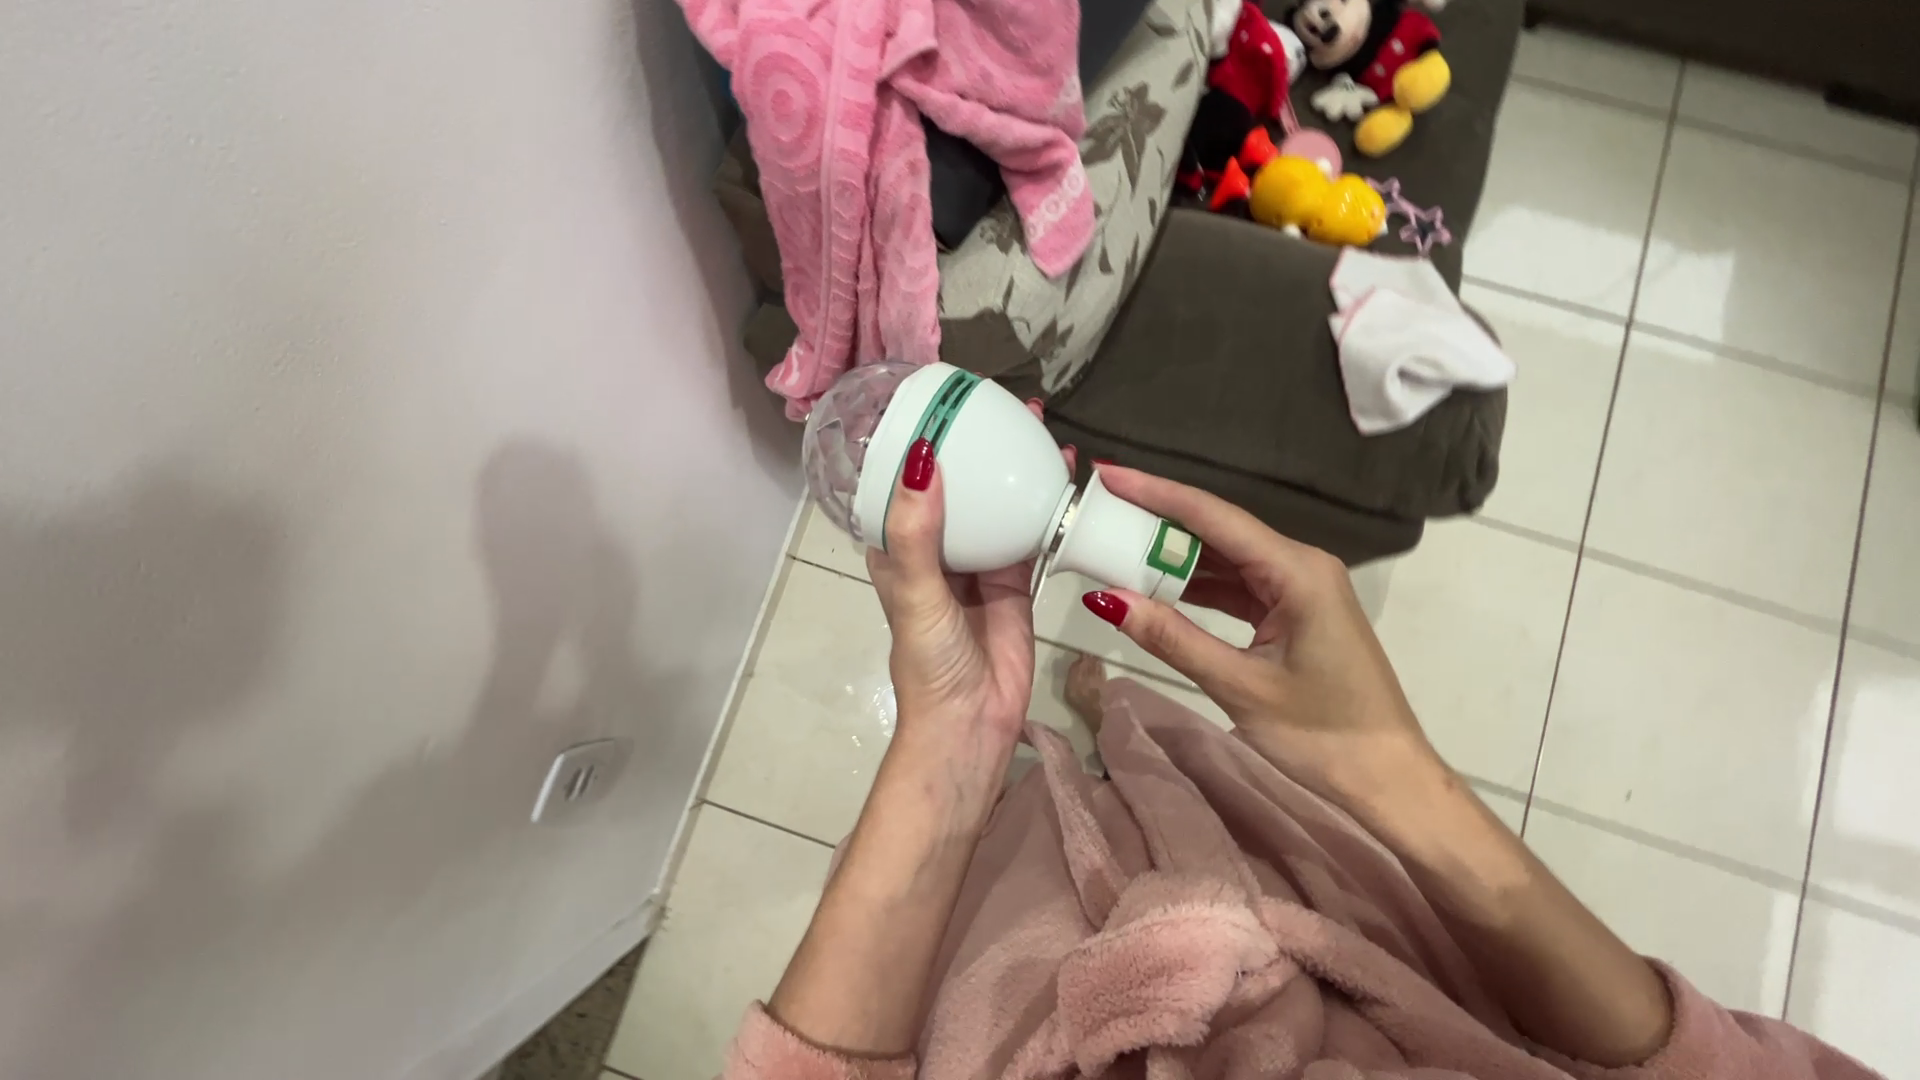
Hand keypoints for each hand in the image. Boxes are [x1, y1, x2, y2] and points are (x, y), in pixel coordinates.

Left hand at [866, 418, 1067, 772]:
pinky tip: (1064, 472)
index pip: (900, 484)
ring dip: (1011, 468)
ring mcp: (979, 564)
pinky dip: (1044, 504)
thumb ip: (916, 533)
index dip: (917, 442)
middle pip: (955, 487)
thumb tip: (923, 458)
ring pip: (995, 504)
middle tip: (998, 401)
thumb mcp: (914, 594)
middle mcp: (937, 550)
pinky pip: (1030, 532)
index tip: (939, 400)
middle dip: (973, 446)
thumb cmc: (930, 660)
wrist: (973, 723)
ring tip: (1035, 424)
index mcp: (899, 550)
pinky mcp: (1016, 581)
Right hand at [1079, 464, 1440, 804]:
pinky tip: (1157, 585)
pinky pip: (1235, 585)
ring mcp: (1298, 587)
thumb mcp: (1238, 686)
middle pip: (1217, 530)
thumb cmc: (1322, 734)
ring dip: (1173, 555)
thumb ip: (1171, 637)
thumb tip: (1105, 599)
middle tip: (1101, 510)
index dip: (1156, 492)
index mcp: (1297, 571)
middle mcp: (1300, 565)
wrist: (1388, 778)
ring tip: (1115, 544)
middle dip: (1157, 520)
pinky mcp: (1293, 610)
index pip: (1213, 517)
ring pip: (1224, 557)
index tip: (1108, 475)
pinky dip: (1195, 585)